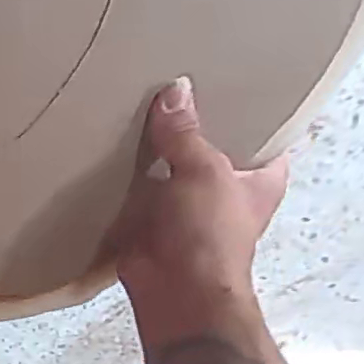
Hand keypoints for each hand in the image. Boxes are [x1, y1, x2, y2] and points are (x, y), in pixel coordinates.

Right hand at [109, 77, 289, 301]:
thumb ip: (185, 133)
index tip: (222, 76)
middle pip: (205, 146)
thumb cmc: (209, 231)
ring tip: (125, 113)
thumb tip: (174, 89)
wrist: (173, 288)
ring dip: (148, 153)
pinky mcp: (148, 221)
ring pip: (167, 169)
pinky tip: (103, 155)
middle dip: (185, 126)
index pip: (259, 129)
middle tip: (161, 88)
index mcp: (260, 174)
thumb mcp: (203, 171)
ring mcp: (184, 206)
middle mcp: (224, 188)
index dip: (244, 105)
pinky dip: (121, 179)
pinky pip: (134, 192)